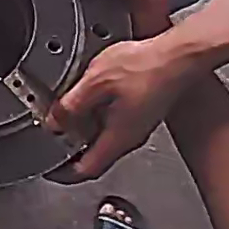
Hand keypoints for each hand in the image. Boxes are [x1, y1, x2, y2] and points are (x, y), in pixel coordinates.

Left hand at [45, 36, 199, 180]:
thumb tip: (55, 121)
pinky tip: (89, 92)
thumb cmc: (145, 67)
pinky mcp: (142, 109)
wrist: (178, 55)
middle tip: (52, 131)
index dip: (65, 172)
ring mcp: (138, 124)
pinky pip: (113, 119)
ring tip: (66, 108)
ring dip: (82, 125)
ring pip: (103, 134)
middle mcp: (130, 136)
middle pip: (94, 153)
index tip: (50, 169)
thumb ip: (72, 105)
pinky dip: (96, 111)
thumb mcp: (95, 83)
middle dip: (71, 144)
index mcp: (118, 136)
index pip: (88, 169)